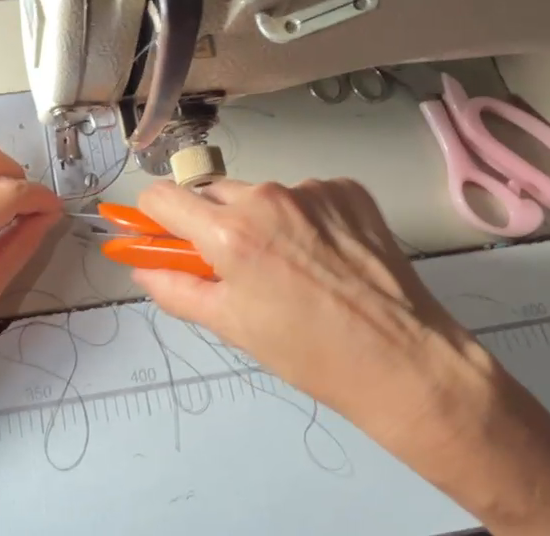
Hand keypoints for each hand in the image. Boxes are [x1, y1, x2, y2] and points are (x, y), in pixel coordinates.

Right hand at [131, 179, 549, 535]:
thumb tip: (142, 267)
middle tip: (236, 264)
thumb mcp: (232, 326)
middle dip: (211, 221)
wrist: (407, 362)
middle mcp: (266, 196)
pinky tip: (327, 254)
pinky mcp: (348, 188)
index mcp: (229, 232)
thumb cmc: (310, 354)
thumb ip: (175, 288)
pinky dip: (304, 216)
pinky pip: (305, 193)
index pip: (162, 196)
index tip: (164, 236)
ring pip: (260, 193)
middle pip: (211, 192)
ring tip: (293, 265)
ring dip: (260, 218)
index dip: (155, 218)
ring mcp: (311, 188)